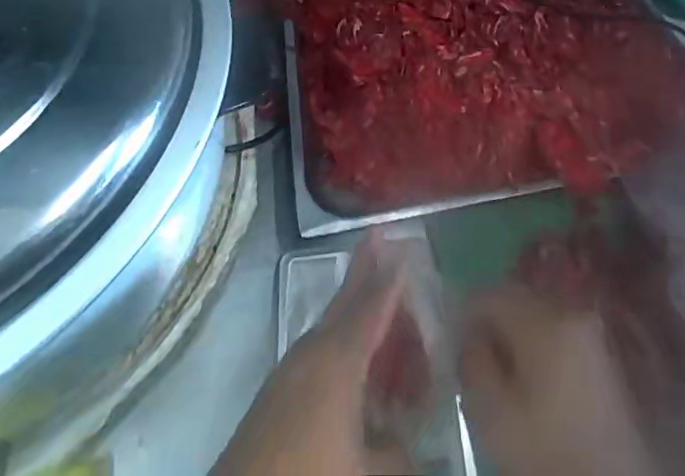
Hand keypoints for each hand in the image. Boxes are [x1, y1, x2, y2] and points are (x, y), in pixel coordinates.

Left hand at [214, 235, 411, 475]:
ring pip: (331, 325)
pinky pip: (320, 350)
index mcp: (338, 359)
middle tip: (379, 234)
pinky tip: (352, 355)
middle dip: (364, 268)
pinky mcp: (277, 394)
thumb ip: (399, 452)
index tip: (406, 241)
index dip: (393, 275)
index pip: (373, 305)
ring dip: (353, 305)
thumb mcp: (368, 472)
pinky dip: (342, 338)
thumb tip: (407, 443)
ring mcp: (290, 371)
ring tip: (374, 286)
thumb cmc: (308, 475)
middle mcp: (313, 352)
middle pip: (345, 300)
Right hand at [458, 286, 657, 475]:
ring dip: (513, 333)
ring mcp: (592, 330)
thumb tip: (469, 336)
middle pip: (516, 298)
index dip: (464, 316)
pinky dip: (536, 345)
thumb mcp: (492, 416)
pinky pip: (557, 331)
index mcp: (546, 320)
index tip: (453, 346)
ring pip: (537, 314)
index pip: (489, 295)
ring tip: (501, 371)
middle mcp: (572, 311)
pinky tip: (530, 379)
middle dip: (490, 322)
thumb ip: (472, 363)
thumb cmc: (549, 454)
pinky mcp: (603, 353)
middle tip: (474, 358)